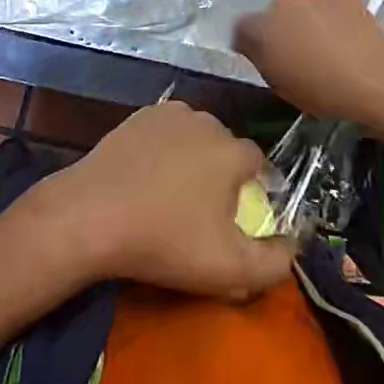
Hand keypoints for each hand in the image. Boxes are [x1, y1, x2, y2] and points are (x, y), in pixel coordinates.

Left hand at [15, 102, 292, 299]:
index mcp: (232, 150)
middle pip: (226, 148)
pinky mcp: (134, 118)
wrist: (89, 217)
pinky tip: (148, 177)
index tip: (242, 217)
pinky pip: (164, 134)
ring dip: (193, 159)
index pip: (260, 165)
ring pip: (194, 137)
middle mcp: (204, 121)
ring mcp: (165, 115)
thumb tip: (294, 244)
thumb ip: (276, 262)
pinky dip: (163, 151)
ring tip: (174, 194)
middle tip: (205, 210)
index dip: (256, 191)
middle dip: (224, 174)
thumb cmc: (164, 240)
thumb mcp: (230, 269)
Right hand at [232, 0, 383, 122]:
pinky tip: (347, 35)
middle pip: (273, 14)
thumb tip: (256, 47)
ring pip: (302, 6)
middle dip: (281, 28)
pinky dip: (333, 15)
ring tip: (327, 44)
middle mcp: (280, 3)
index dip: (252, 44)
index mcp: (259, 28)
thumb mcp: (279, 86)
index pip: (242, 29)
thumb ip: (262, 60)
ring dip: (307, 20)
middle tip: (298, 53)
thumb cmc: (321, 92)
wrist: (374, 78)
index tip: (267, 61)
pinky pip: (329, 3)